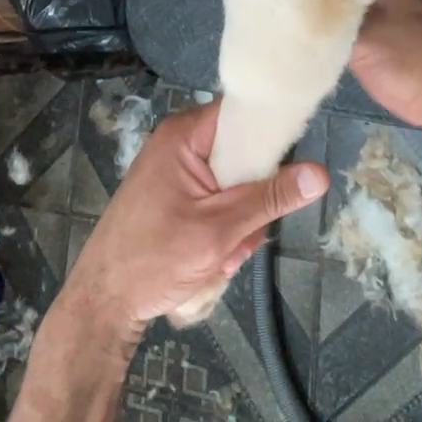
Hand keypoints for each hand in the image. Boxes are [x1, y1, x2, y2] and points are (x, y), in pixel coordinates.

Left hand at [62, 100, 326, 345]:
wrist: (99, 309)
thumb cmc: (153, 261)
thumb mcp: (220, 230)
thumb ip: (271, 198)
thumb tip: (322, 173)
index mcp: (185, 134)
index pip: (244, 112)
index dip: (273, 130)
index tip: (293, 159)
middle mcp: (180, 144)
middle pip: (244, 152)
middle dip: (253, 197)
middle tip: (245, 231)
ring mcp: (176, 172)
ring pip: (235, 183)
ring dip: (239, 222)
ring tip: (223, 253)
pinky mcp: (175, 198)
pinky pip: (218, 201)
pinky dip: (223, 230)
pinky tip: (212, 258)